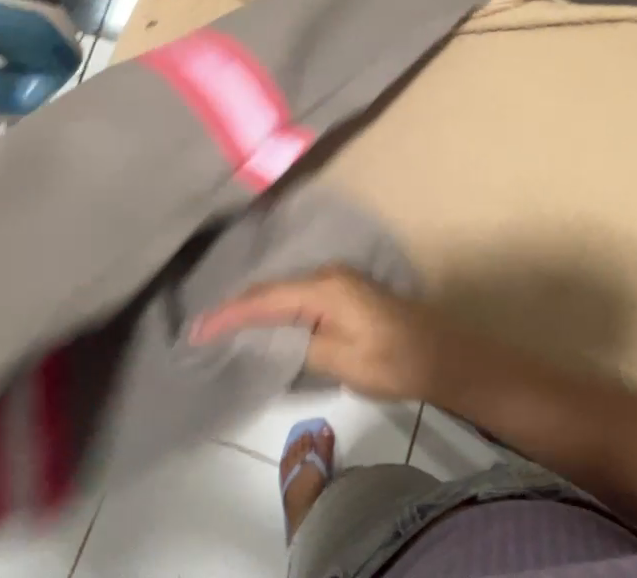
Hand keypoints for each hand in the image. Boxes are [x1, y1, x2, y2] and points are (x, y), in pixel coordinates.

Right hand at [189, 266, 458, 402]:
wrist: (440, 355)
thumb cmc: (392, 362)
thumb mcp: (339, 360)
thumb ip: (297, 344)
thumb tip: (266, 337)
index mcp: (324, 288)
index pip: (263, 298)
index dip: (227, 314)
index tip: (196, 330)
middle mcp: (327, 274)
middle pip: (270, 289)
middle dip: (235, 307)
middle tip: (201, 329)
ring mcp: (337, 281)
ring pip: (283, 290)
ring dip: (254, 307)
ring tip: (221, 326)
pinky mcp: (344, 293)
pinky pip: (298, 295)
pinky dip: (274, 308)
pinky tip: (261, 322)